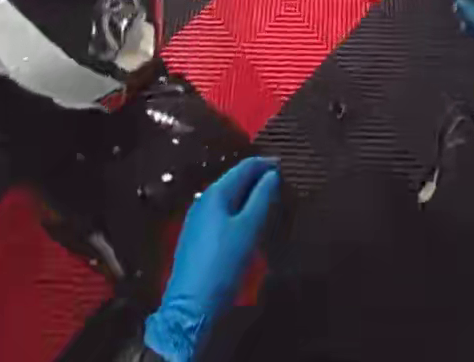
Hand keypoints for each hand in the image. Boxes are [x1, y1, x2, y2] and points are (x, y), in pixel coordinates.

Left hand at [144, 157, 280, 361]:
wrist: (189, 309)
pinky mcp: (197, 236)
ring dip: (248, 194)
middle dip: (257, 177)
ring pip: (228, 196)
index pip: (244, 167)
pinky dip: (239, 208)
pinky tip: (248, 220)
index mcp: (216, 193)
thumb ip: (261, 199)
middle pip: (234, 179)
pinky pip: (222, 212)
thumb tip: (272, 174)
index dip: (265, 163)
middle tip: (280, 181)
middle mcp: (204, 199)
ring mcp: (198, 218)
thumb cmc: (222, 264)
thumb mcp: (248, 230)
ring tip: (269, 198)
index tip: (285, 164)